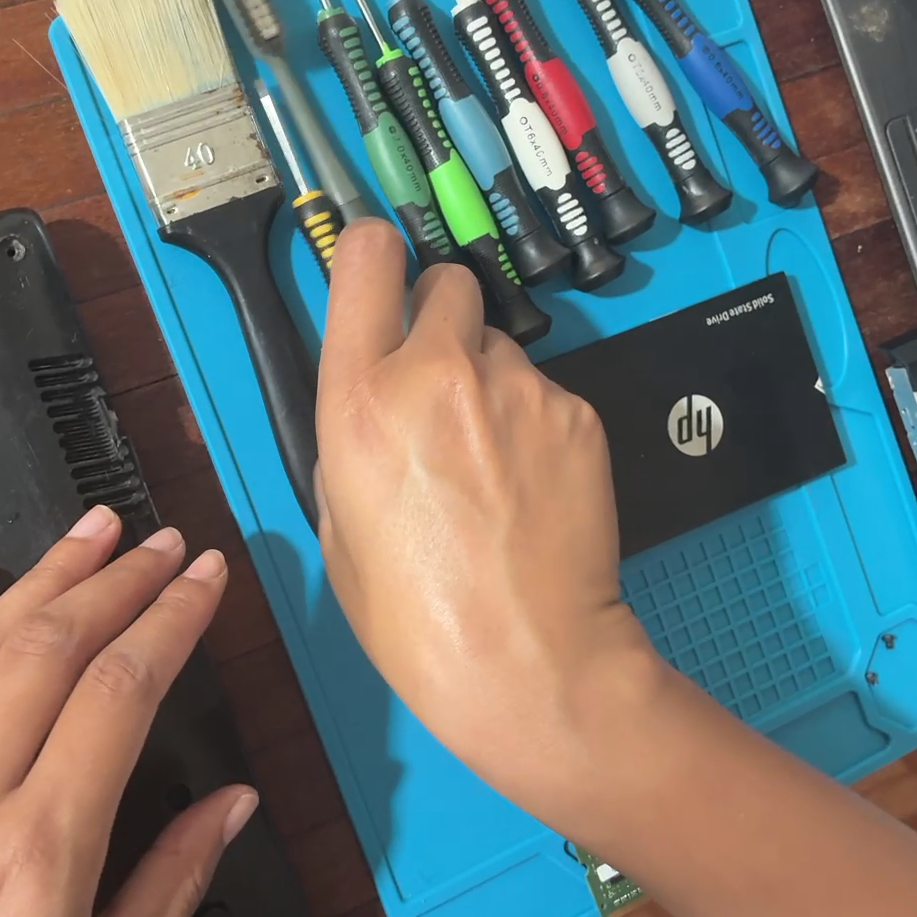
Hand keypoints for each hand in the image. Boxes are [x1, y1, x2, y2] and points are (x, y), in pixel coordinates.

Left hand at [0, 511, 258, 916]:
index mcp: (40, 849)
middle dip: (121, 581)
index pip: (122, 689)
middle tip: (165, 543)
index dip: (173, 618)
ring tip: (95, 529)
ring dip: (48, 575)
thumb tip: (237, 802)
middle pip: (55, 648)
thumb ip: (173, 881)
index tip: (205, 576)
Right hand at [313, 220, 662, 815]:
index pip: (365, 259)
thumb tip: (373, 400)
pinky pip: (546, 392)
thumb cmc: (410, 614)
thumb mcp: (338, 527)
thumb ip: (349, 440)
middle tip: (443, 383)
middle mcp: (438, 372)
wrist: (526, 662)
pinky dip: (535, 421)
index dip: (372, 254)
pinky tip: (534, 484)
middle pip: (448, 283)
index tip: (381, 271)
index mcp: (361, 400)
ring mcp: (519, 388)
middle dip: (440, 319)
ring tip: (494, 460)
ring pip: (501, 344)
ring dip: (489, 379)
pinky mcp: (579, 413)